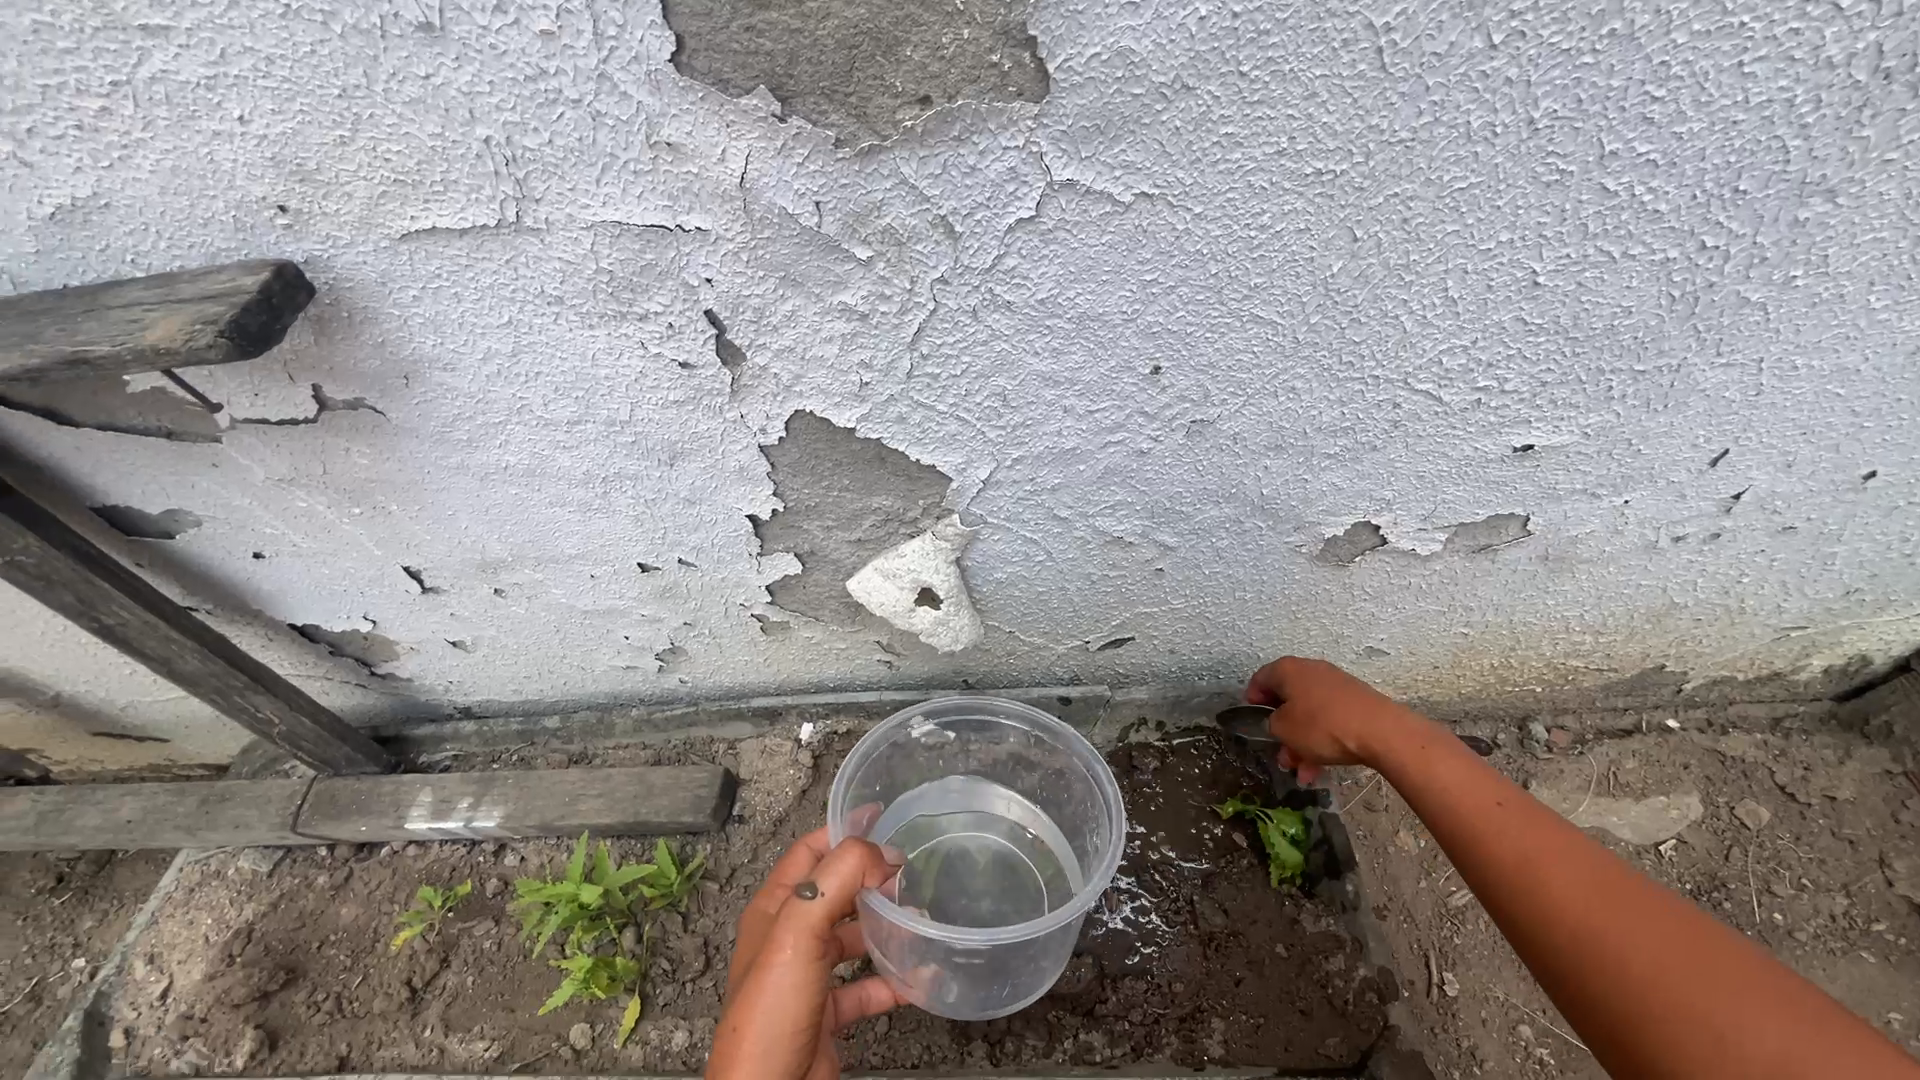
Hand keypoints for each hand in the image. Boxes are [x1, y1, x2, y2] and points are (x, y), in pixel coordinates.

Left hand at [706, 827, 906, 1079]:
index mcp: (773, 909)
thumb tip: (882, 853)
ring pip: (852, 939)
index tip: (882, 816)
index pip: (809, 852)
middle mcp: (788, 938)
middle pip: (835, 893)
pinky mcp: (825, 1015)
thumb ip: (839, 878)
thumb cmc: (771, 1012)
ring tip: (920, 919)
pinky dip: (891, 981)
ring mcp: (806, 978)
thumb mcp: (799, 929)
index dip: (843, 830)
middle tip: (910, 871)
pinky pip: (865, 988)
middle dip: (871, 879)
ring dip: (885, 928)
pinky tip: (919, 979)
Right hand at [1244, 656, 1427, 779]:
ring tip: (1303, 772)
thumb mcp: (1283, 729)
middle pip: (1288, 700)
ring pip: (1310, 715)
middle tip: (1281, 755)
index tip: (1253, 721)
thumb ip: (1272, 723)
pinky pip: (1330, 720)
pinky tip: (1322, 768)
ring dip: (1302, 742)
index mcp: (1288, 669)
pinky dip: (1322, 740)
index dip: (1252, 701)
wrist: (1381, 732)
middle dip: (1282, 731)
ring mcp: (1336, 685)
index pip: (1260, 679)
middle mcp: (1311, 671)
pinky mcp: (1356, 702)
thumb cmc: (1322, 726)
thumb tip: (1278, 722)